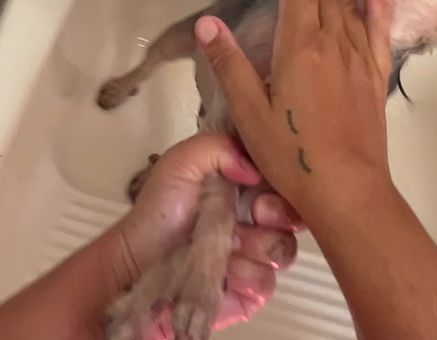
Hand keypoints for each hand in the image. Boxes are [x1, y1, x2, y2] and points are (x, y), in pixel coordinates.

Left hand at [111, 133, 301, 333]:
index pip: (281, 179)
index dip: (280, 182)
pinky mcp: (251, 288)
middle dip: (277, 213)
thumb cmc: (163, 206)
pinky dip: (246, 275)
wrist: (143, 258)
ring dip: (257, 246)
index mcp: (243, 184)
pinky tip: (225, 270)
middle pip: (293, 215)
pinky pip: (268, 281)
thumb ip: (217, 147)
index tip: (260, 187)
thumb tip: (254, 168)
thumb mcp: (183, 160)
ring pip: (283, 249)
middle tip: (254, 214)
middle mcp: (255, 218)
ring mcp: (255, 254)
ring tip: (228, 245)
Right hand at [194, 0, 397, 228]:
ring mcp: (358, 62)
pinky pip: (378, 34)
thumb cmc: (292, 153)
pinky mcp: (374, 80)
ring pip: (350, 9)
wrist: (348, 192)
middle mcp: (332, 46)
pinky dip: (379, 9)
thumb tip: (207, 23)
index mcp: (299, 49)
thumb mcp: (248, 111)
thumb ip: (228, 63)